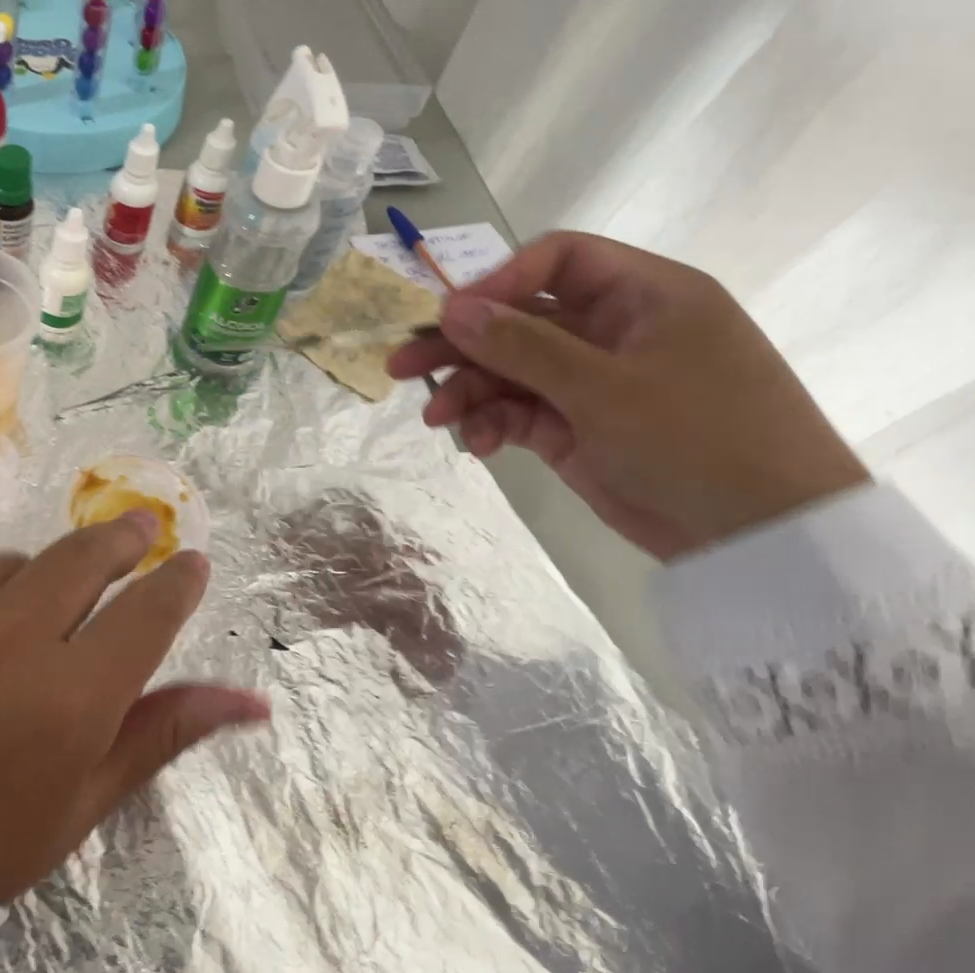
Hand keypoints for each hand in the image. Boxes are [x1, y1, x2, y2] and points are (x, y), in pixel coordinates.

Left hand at [0, 514, 267, 903]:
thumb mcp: (82, 800)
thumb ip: (163, 732)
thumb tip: (253, 700)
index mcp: (68, 701)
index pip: (147, 613)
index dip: (177, 584)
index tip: (190, 564)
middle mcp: (6, 644)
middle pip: (81, 558)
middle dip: (119, 539)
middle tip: (137, 530)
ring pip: (11, 566)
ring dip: (35, 581)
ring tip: (31, 618)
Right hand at [387, 231, 869, 559]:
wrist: (755, 529)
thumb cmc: (695, 436)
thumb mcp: (602, 386)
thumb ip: (522, 345)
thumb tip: (452, 309)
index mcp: (643, 296)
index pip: (559, 260)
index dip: (500, 281)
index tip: (449, 317)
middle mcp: (614, 332)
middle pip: (522, 321)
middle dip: (462, 345)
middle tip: (401, 369)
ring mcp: (593, 383)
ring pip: (512, 372)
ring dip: (470, 392)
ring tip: (438, 421)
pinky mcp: (578, 429)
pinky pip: (520, 413)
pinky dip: (494, 425)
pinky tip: (480, 445)